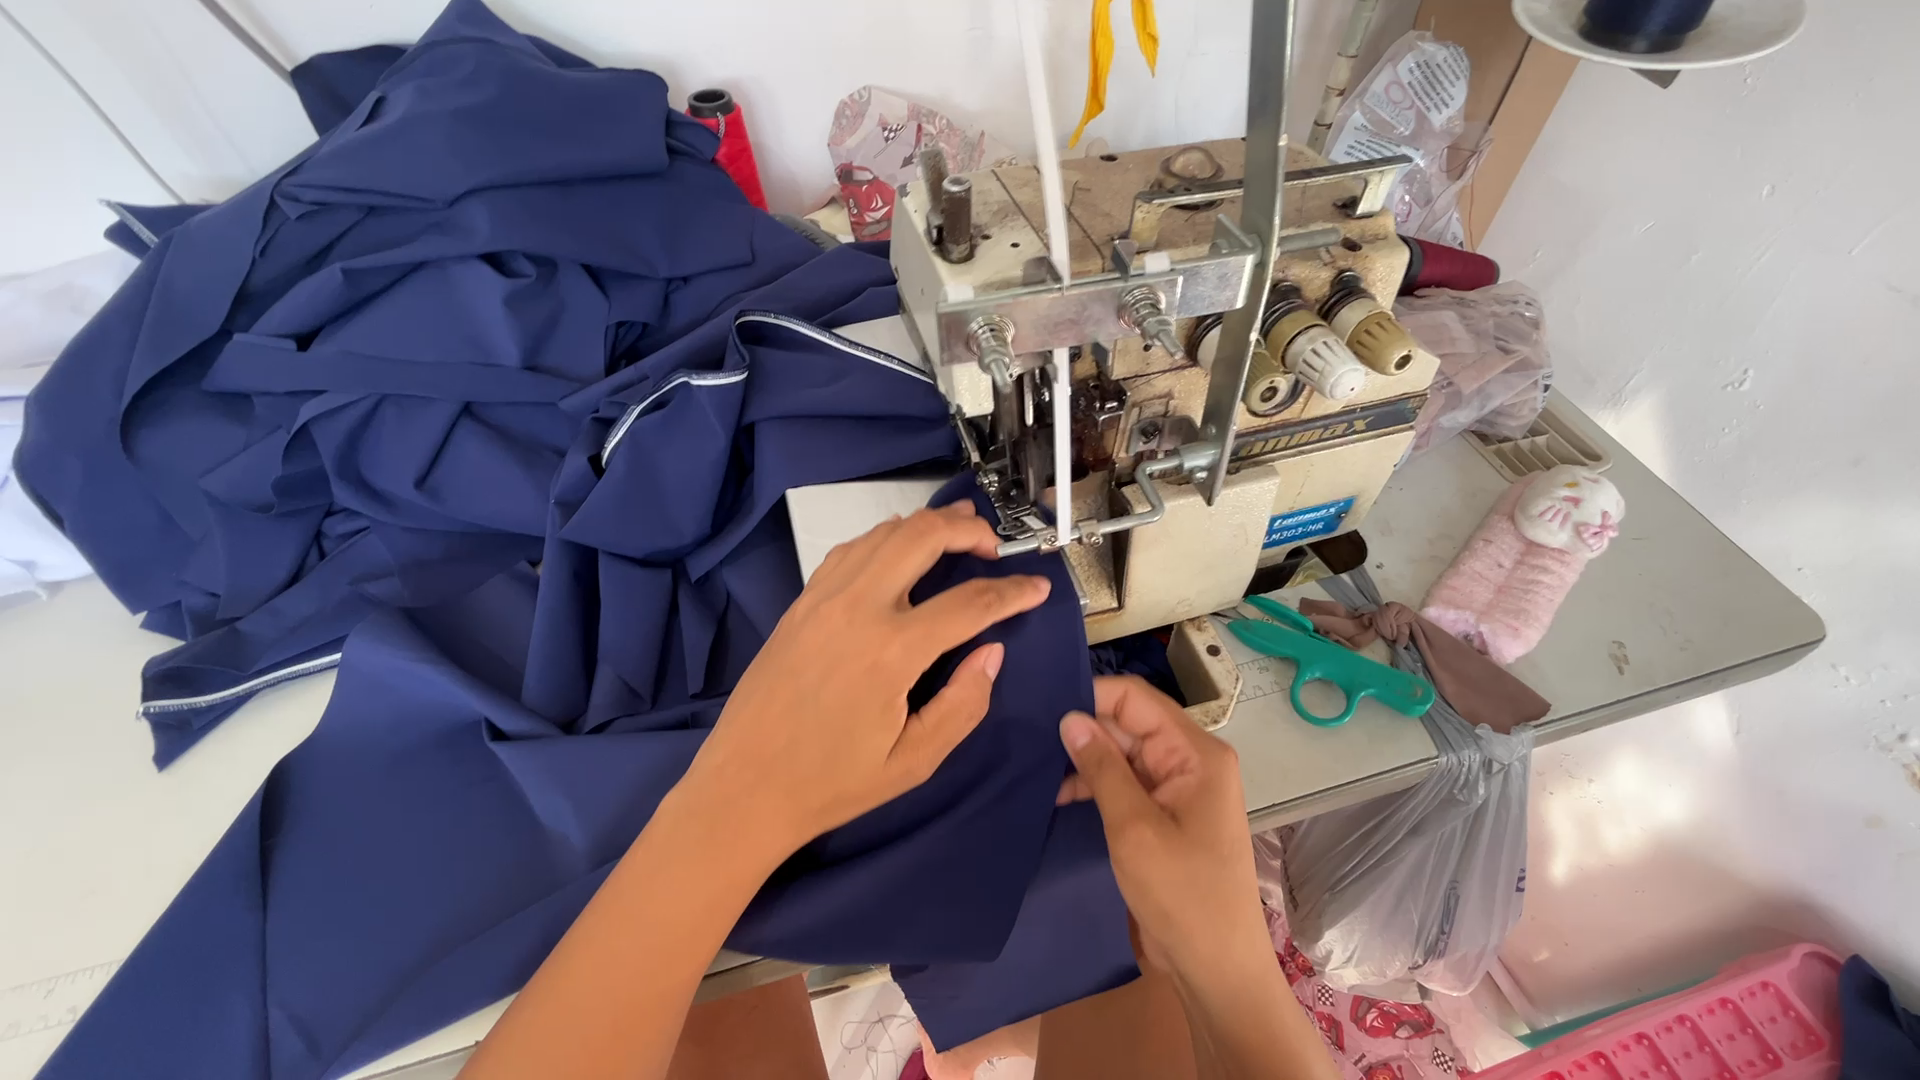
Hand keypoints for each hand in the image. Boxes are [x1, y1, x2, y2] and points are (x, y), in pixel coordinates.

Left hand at [678, 502, 1052, 860]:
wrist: (744, 787)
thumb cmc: (832, 784)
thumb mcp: (914, 762)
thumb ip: (963, 704)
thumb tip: (991, 653)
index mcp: (891, 651)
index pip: (970, 603)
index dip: (1012, 592)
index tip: (1038, 587)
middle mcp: (857, 608)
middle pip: (922, 537)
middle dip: (967, 530)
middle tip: (993, 546)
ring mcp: (822, 598)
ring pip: (883, 533)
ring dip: (926, 525)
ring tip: (956, 533)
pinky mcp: (801, 602)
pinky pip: (850, 549)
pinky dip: (885, 539)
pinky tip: (898, 553)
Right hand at [1057, 677, 1268, 981]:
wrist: (1216, 968)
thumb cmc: (1182, 894)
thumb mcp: (1133, 827)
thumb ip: (1101, 766)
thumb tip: (1068, 717)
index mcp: (1195, 752)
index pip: (1136, 699)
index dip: (1091, 696)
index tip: (1042, 706)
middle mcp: (1190, 760)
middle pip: (1129, 724)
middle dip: (1083, 728)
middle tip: (1027, 734)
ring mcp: (1178, 788)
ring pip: (1123, 753)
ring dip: (1085, 759)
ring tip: (1034, 765)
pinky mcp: (1165, 814)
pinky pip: (1126, 782)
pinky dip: (1095, 785)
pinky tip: (1056, 794)